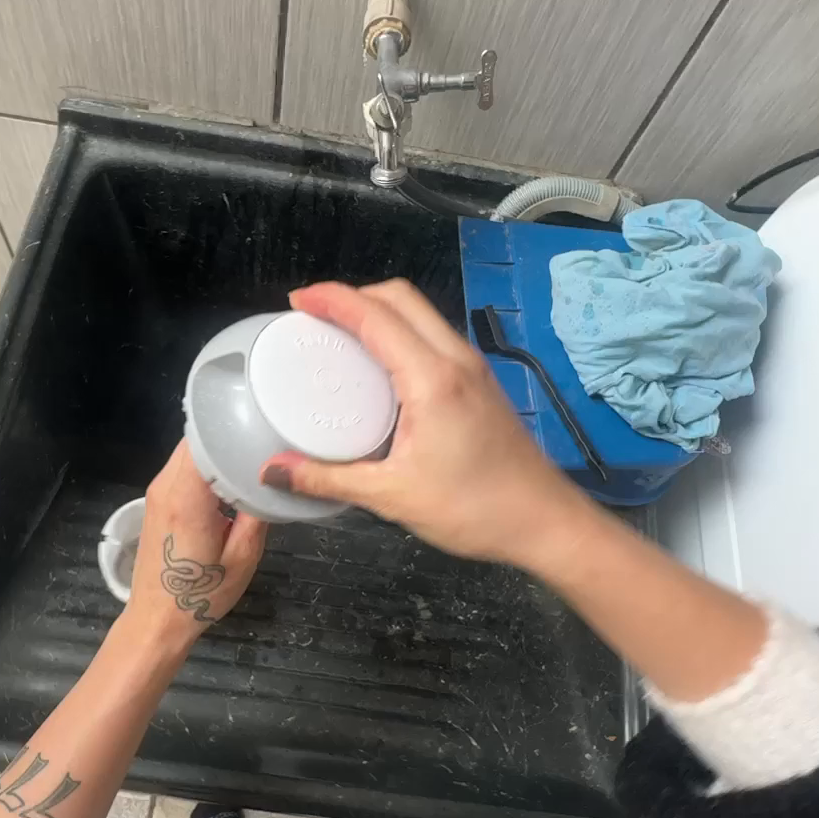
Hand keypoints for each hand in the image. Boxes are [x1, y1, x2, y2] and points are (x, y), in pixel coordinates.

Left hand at [124, 440, 267, 640]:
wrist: (157, 620)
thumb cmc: (201, 594)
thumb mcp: (244, 557)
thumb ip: (258, 512)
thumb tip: (271, 477)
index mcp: (187, 498)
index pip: (205, 441)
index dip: (234, 428)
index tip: (264, 426)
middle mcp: (166, 487)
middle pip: (196, 440)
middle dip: (229, 436)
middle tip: (265, 439)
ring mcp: (157, 492)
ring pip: (189, 452)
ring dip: (218, 450)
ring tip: (253, 455)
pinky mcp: (158, 500)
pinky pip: (184, 468)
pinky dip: (207, 465)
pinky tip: (232, 476)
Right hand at [258, 280, 594, 566]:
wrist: (545, 522)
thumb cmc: (473, 509)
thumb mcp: (392, 496)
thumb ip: (328, 480)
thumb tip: (273, 471)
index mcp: (432, 379)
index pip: (376, 316)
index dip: (333, 299)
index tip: (297, 302)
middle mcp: (455, 359)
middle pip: (401, 298)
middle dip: (354, 295)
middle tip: (314, 317)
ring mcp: (473, 368)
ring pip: (421, 314)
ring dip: (379, 312)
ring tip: (340, 336)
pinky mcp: (480, 382)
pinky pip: (433, 337)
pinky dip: (400, 333)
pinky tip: (379, 368)